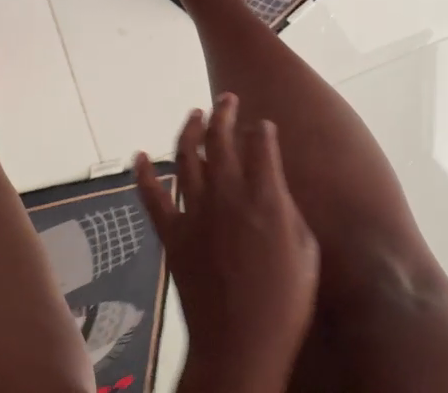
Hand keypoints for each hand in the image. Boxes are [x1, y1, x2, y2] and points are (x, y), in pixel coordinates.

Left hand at [136, 94, 317, 392]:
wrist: (240, 348)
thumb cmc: (284, 306)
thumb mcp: (306, 252)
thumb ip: (289, 211)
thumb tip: (275, 188)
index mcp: (266, 197)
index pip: (261, 143)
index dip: (262, 129)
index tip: (263, 125)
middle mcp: (228, 195)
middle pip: (221, 138)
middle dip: (225, 112)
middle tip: (227, 98)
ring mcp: (196, 213)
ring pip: (187, 156)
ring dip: (190, 129)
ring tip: (195, 113)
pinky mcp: (172, 235)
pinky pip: (152, 197)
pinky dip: (143, 174)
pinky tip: (140, 156)